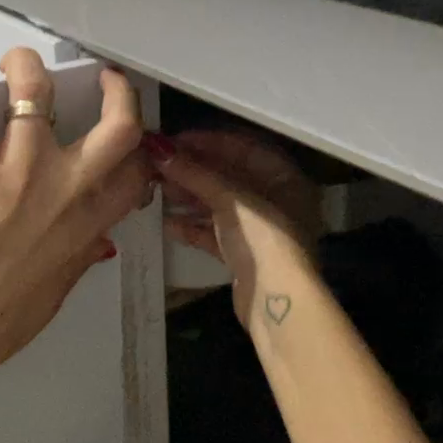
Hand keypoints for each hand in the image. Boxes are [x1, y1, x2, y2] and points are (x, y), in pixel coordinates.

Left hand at [0, 49, 151, 378]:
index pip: (136, 172)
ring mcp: (18, 172)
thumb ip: (78, 257)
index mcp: (87, 224)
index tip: (125, 134)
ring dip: (27, 66)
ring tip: (15, 63)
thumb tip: (95, 242)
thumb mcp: (53, 295)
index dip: (138, 147)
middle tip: (100, 77)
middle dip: (116, 90)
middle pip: (117, 125)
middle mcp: (64, 189)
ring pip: (37, 91)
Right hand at [149, 129, 322, 328]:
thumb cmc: (263, 238)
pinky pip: (216, 233)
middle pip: (231, 177)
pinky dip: (193, 227)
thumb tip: (158, 148)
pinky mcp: (246, 256)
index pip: (244, 148)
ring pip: (221, 206)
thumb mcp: (230, 199)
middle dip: (194, 171)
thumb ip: (195, 173)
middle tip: (157, 166)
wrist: (275, 302)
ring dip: (190, 197)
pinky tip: (166, 223)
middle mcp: (278, 201)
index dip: (208, 142)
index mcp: (286, 178)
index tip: (173, 141)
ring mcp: (262, 231)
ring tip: (156, 190)